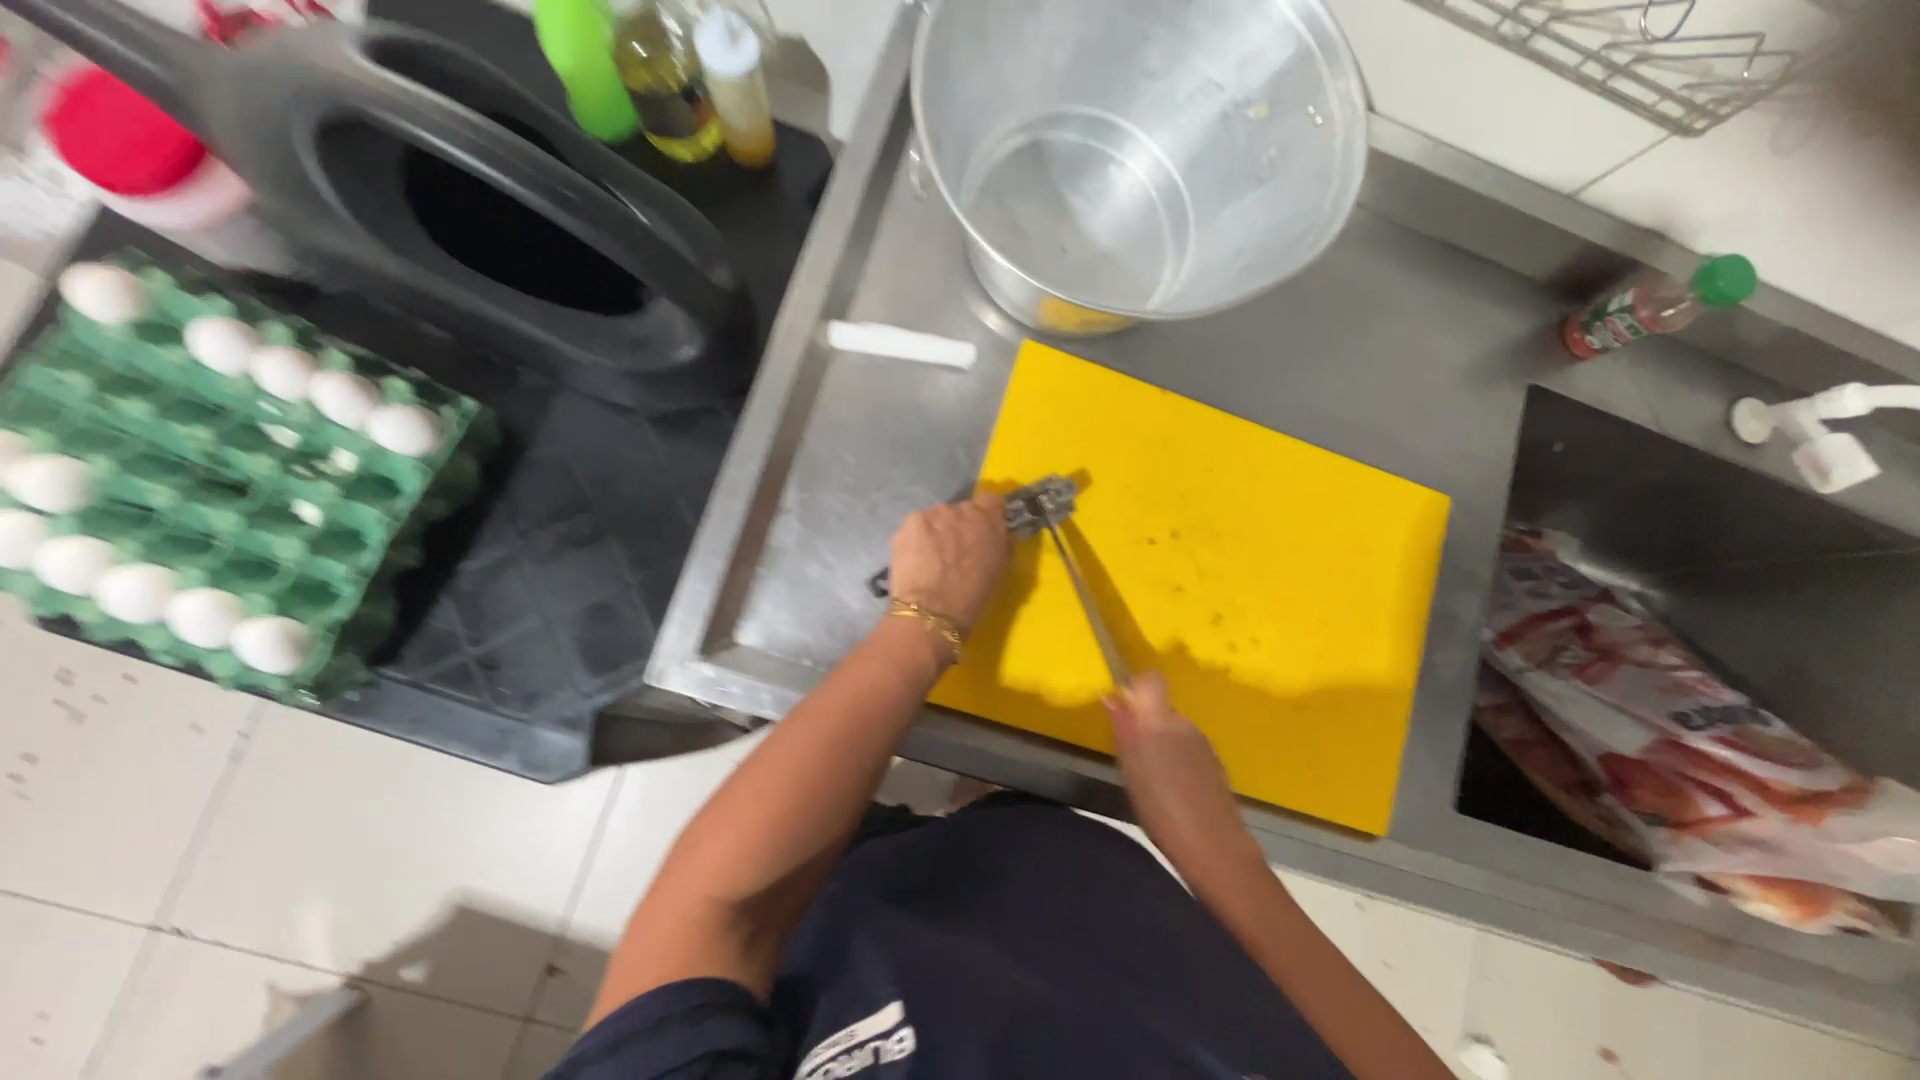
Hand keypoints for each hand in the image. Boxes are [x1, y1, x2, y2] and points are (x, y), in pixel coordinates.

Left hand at [889, 491, 1011, 634]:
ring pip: (935, 519)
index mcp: (988, 517)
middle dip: (957, 526)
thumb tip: (997, 532)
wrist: (934, 609)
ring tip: (930, 559)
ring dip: (935, 532)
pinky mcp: (910, 523)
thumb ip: (1000, 541)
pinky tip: (915, 559)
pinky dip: (916, 539)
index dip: (986, 515)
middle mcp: (961, 508)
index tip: (981, 530)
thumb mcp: (1001, 567)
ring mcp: (933, 514)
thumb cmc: (973, 594)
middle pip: (960, 511)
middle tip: (953, 551)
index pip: (991, 501)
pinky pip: (916, 527)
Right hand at [1106, 673, 1248, 865]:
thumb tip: (1112, 696)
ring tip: (1151, 781)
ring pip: (1175, 731)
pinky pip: (1188, 751)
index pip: (1152, 681)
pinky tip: (1173, 792)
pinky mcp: (1215, 764)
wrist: (1213, 845)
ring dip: (1162, 746)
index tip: (1123, 711)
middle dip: (1146, 725)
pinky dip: (1178, 763)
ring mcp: (1203, 744)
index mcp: (1161, 720)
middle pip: (1162, 710)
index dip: (1137, 688)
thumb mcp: (1131, 769)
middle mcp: (1185, 724)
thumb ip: (1123, 729)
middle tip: (1131, 758)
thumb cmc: (1161, 807)